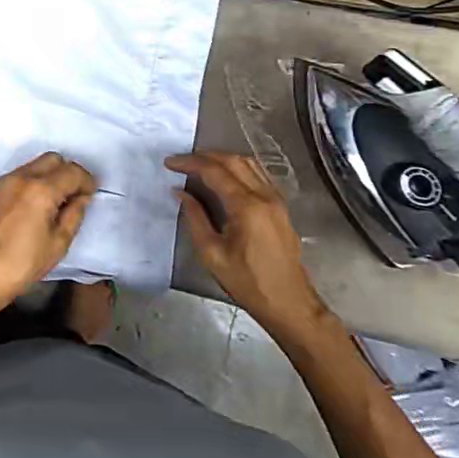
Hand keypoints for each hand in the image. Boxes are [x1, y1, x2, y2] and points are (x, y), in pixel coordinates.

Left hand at [0, 152, 95, 310]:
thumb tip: (81, 197)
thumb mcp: (59, 243)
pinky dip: (34, 181)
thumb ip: (75, 214)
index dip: (87, 182)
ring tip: (54, 201)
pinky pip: (21, 174)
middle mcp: (22, 178)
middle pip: (54, 159)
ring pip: (36, 164)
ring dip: (50, 175)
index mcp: (41, 191)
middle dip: (69, 173)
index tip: (89, 195)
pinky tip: (34, 204)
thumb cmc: (22, 264)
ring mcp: (5, 181)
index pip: (72, 172)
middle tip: (74, 195)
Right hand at [167, 151, 326, 334]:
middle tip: (183, 161)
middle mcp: (264, 195)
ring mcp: (276, 198)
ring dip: (223, 159)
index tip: (170, 163)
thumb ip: (195, 219)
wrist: (287, 300)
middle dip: (205, 156)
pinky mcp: (281, 205)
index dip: (191, 163)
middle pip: (234, 160)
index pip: (215, 172)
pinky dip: (239, 168)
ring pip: (249, 164)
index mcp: (247, 206)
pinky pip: (259, 175)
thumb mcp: (212, 255)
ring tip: (200, 165)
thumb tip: (181, 192)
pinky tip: (226, 177)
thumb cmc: (248, 283)